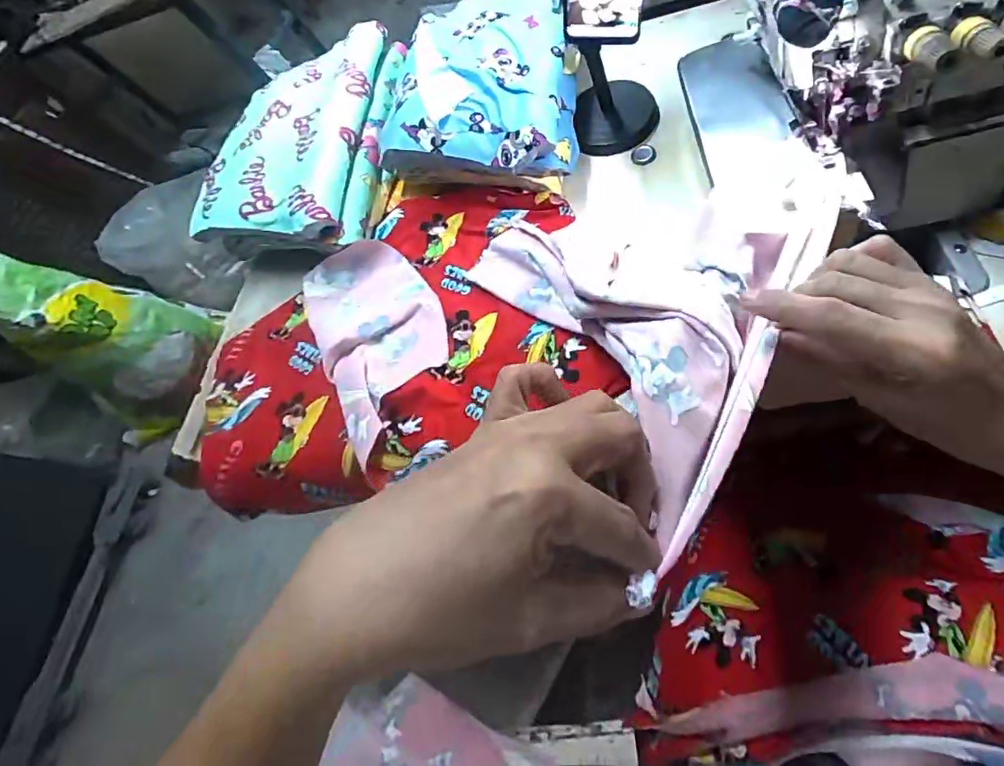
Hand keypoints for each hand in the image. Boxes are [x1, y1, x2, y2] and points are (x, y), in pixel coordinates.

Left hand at [275, 365, 658, 681]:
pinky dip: (550, 390)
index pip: (620, 522)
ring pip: (588, 403)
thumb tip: (635, 592)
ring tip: (600, 485)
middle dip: (640, 478)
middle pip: (621, 433)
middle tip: (630, 520)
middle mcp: (538, 441)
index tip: (645, 576)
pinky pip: (524, 381)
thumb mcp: (527, 621)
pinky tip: (553, 425)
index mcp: (550, 491)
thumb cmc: (441, 611)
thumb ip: (595, 604)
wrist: (358, 587)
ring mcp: (509, 425)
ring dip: (609, 440)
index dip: (640, 554)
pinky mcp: (484, 425)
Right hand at [741, 235, 1003, 499]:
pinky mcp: (932, 280)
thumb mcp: (887, 405)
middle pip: (835, 281)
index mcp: (914, 349)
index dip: (782, 307)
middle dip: (792, 293)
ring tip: (800, 303)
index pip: (832, 315)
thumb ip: (835, 361)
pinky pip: (879, 253)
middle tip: (769, 313)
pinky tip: (837, 281)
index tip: (745, 303)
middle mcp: (921, 307)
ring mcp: (929, 287)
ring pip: (851, 262)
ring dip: (815, 277)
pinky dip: (848, 261)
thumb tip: (783, 335)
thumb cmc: (954, 428)